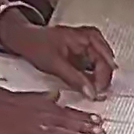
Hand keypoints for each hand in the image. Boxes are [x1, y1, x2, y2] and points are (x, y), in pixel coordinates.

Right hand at [0, 85, 102, 133]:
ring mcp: (22, 129)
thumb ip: (36, 97)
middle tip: (103, 132)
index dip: (82, 116)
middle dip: (84, 127)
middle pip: (62, 122)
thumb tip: (55, 95)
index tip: (99, 120)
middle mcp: (31, 116)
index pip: (62, 111)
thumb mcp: (11, 95)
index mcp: (32, 106)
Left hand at [2, 21, 116, 98]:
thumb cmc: (37, 44)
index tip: (95, 94)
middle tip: (95, 95)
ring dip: (99, 82)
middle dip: (102, 82)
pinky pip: (97, 69)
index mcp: (87, 37)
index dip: (101, 82)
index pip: (104, 63)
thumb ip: (75, 79)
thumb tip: (92, 93)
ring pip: (104, 69)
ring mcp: (91, 47)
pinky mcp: (87, 55)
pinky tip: (88, 86)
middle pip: (107, 66)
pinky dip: (94, 79)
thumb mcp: (55, 63)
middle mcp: (92, 40)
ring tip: (91, 91)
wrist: (26, 39)